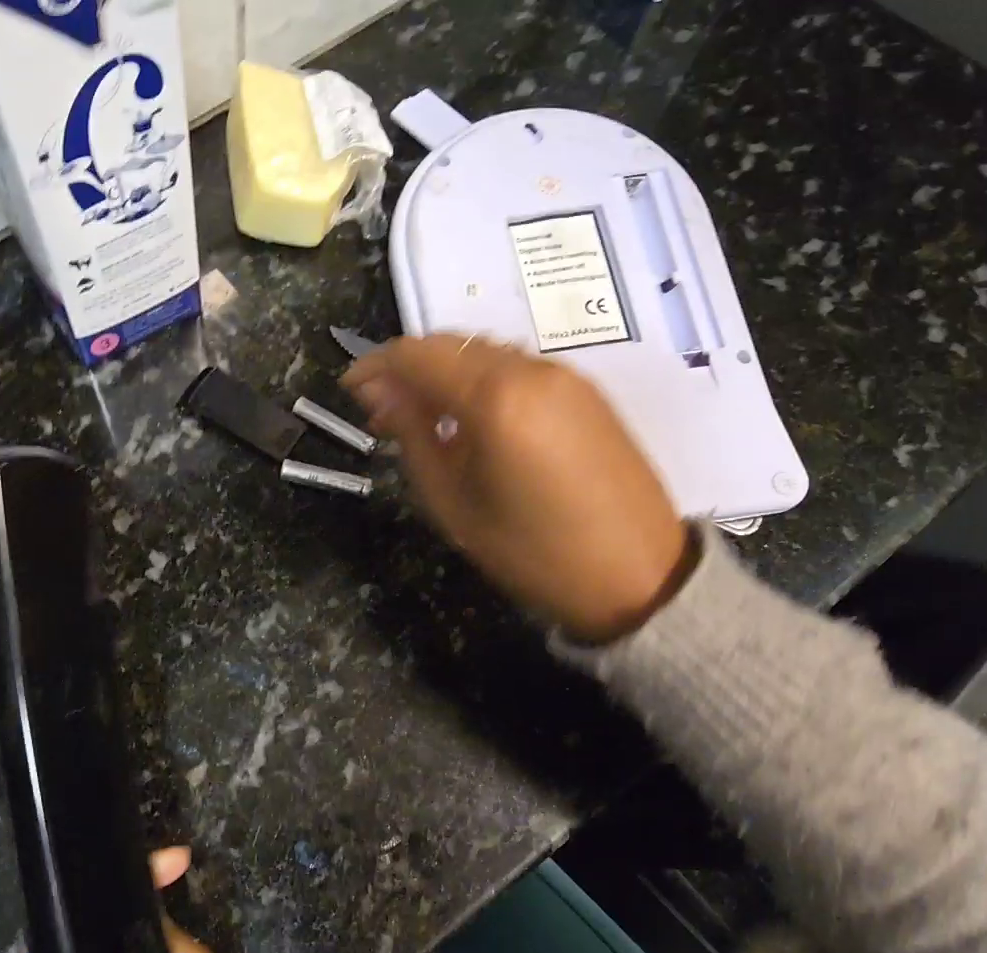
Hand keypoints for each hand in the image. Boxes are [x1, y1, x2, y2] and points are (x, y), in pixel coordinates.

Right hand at [342, 335, 694, 643]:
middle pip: (451, 343)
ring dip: (444, 371)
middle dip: (407, 367)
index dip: (374, 365)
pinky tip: (468, 418)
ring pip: (484, 351)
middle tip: (380, 410)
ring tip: (421, 417)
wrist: (637, 575)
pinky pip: (516, 367)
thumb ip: (411, 434)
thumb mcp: (452, 501)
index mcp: (495, 398)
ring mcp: (566, 376)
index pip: (417, 354)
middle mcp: (533, 370)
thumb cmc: (531, 551)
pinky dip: (480, 379)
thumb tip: (379, 393)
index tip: (349, 390)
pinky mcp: (586, 391)